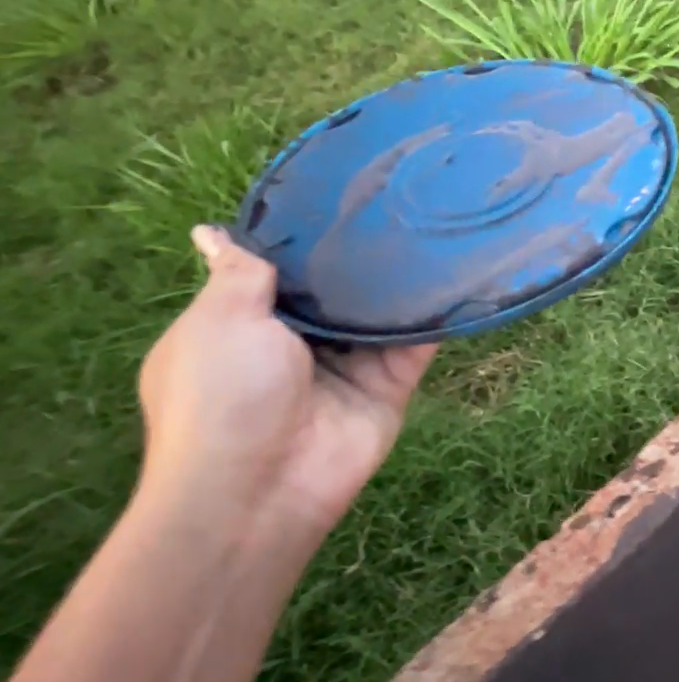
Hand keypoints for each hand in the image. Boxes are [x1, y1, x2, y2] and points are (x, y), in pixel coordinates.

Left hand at [137, 225, 436, 540]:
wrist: (263, 484)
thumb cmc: (223, 397)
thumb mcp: (219, 323)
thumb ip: (239, 276)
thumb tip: (213, 232)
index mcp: (241, 330)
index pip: (274, 276)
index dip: (298, 241)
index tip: (333, 197)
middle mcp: (294, 345)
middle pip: (334, 290)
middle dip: (359, 256)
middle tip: (399, 202)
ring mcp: (347, 365)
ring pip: (381, 311)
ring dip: (404, 281)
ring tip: (438, 227)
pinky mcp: (392, 382)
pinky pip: (420, 340)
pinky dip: (439, 314)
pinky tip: (463, 274)